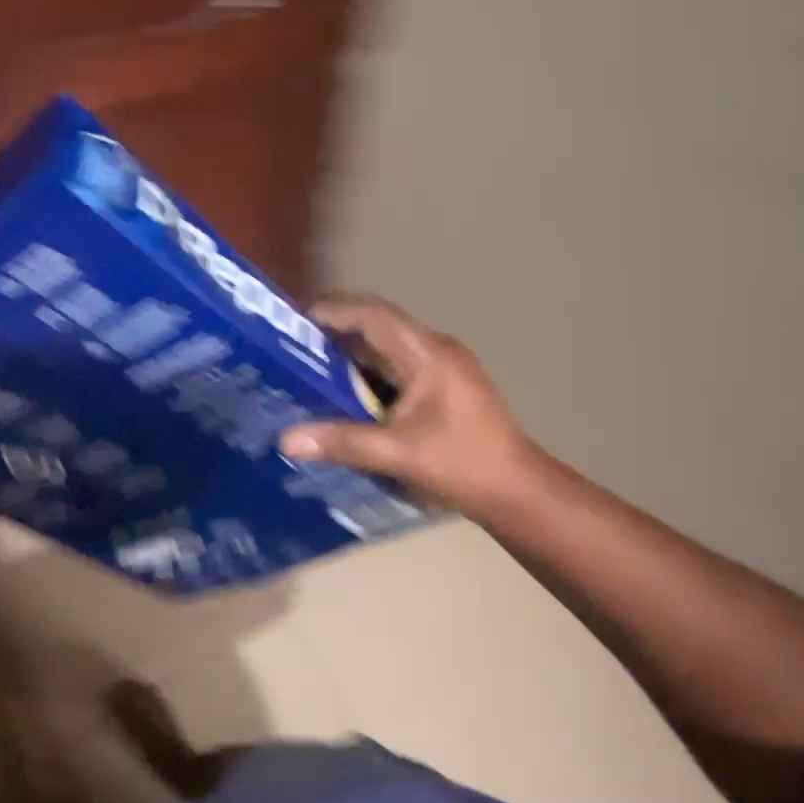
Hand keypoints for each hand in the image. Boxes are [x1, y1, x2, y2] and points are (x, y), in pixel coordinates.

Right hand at [280, 295, 544, 517]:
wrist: (517, 491)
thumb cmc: (462, 465)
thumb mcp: (397, 454)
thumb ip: (342, 442)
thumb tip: (286, 439)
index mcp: (428, 354)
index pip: (374, 314)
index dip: (333, 311)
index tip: (294, 324)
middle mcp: (436, 350)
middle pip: (377, 324)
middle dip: (334, 333)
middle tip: (292, 350)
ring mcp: (443, 367)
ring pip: (386, 347)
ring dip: (349, 356)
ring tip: (307, 372)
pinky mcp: (443, 387)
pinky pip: (396, 366)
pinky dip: (366, 375)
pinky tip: (343, 398)